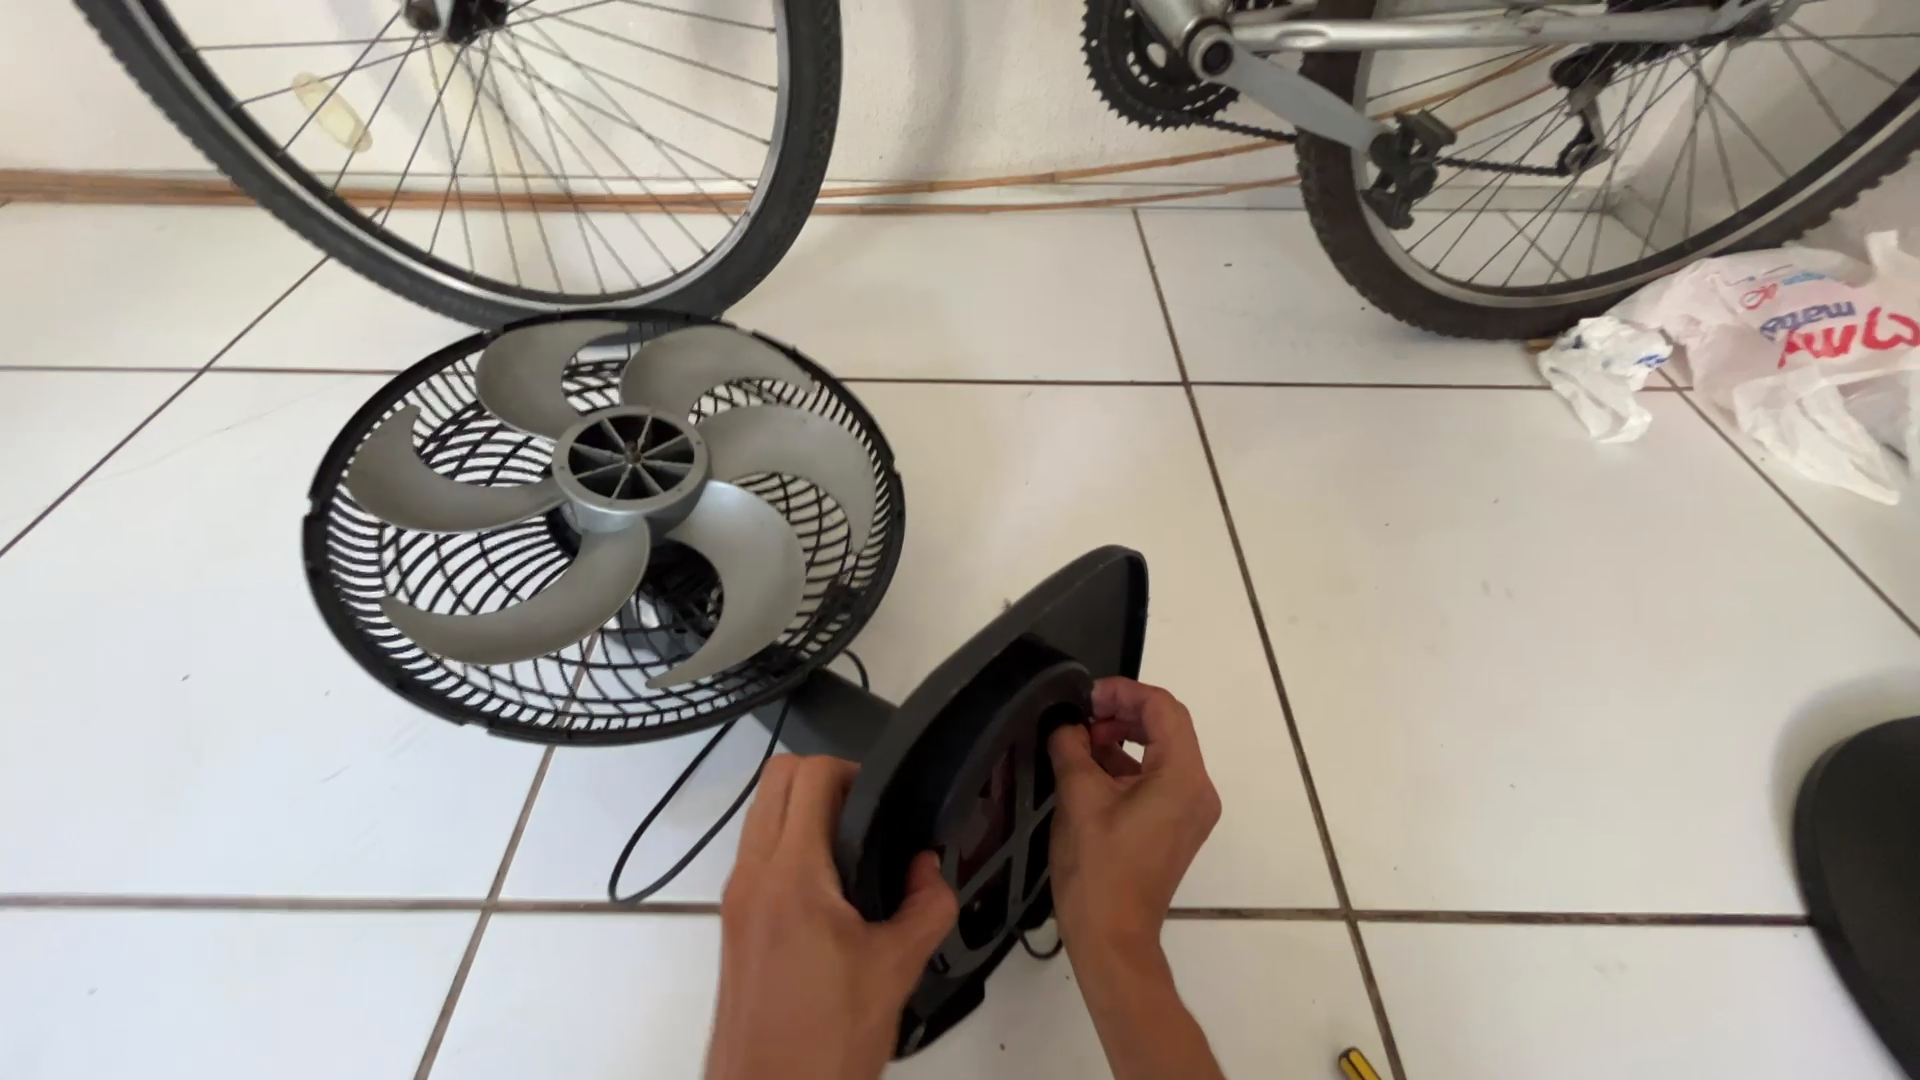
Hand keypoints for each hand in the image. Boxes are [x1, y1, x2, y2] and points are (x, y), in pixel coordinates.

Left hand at [706, 755, 956, 1079]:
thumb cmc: (822, 1044)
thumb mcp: (896, 969)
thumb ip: (927, 905)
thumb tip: (929, 868)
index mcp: (792, 877)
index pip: (808, 777)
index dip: (849, 770)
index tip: (878, 798)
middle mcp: (752, 875)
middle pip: (774, 777)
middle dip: (822, 778)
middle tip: (863, 811)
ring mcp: (735, 896)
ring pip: (759, 811)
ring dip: (800, 808)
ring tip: (850, 847)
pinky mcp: (733, 919)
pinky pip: (755, 849)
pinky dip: (786, 841)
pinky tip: (828, 884)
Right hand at [1047, 678, 1220, 961]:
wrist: (1112, 938)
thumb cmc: (1098, 868)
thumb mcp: (1078, 797)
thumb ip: (1071, 746)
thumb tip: (1066, 724)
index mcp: (1183, 778)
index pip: (1163, 708)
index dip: (1123, 691)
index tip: (1086, 697)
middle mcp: (1197, 789)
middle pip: (1166, 726)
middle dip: (1122, 712)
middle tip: (1081, 715)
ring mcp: (1189, 810)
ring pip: (1161, 750)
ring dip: (1122, 736)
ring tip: (1079, 740)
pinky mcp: (1175, 825)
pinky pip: (1156, 777)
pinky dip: (1126, 763)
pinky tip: (1089, 766)